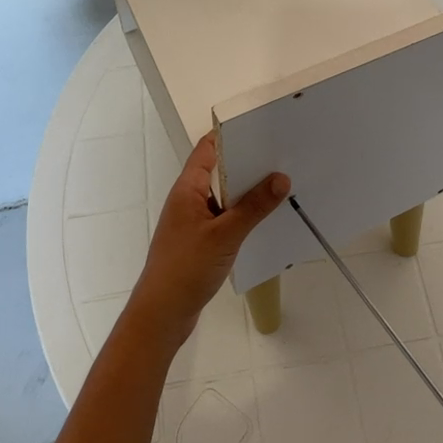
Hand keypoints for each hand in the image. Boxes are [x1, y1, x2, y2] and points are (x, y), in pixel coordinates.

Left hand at [126, 132, 288, 344]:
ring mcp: (192, 221)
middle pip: (218, 171)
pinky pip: (223, 218)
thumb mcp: (225, 235)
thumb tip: (281, 178)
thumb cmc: (186, 267)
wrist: (162, 314)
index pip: (208, 149)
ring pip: (223, 197)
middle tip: (280, 156)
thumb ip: (254, 207)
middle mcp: (188, 199)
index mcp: (187, 189)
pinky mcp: (199, 242)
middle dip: (247, 164)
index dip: (231, 135)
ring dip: (246, 193)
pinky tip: (263, 220)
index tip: (261, 128)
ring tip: (279, 185)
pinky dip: (241, 215)